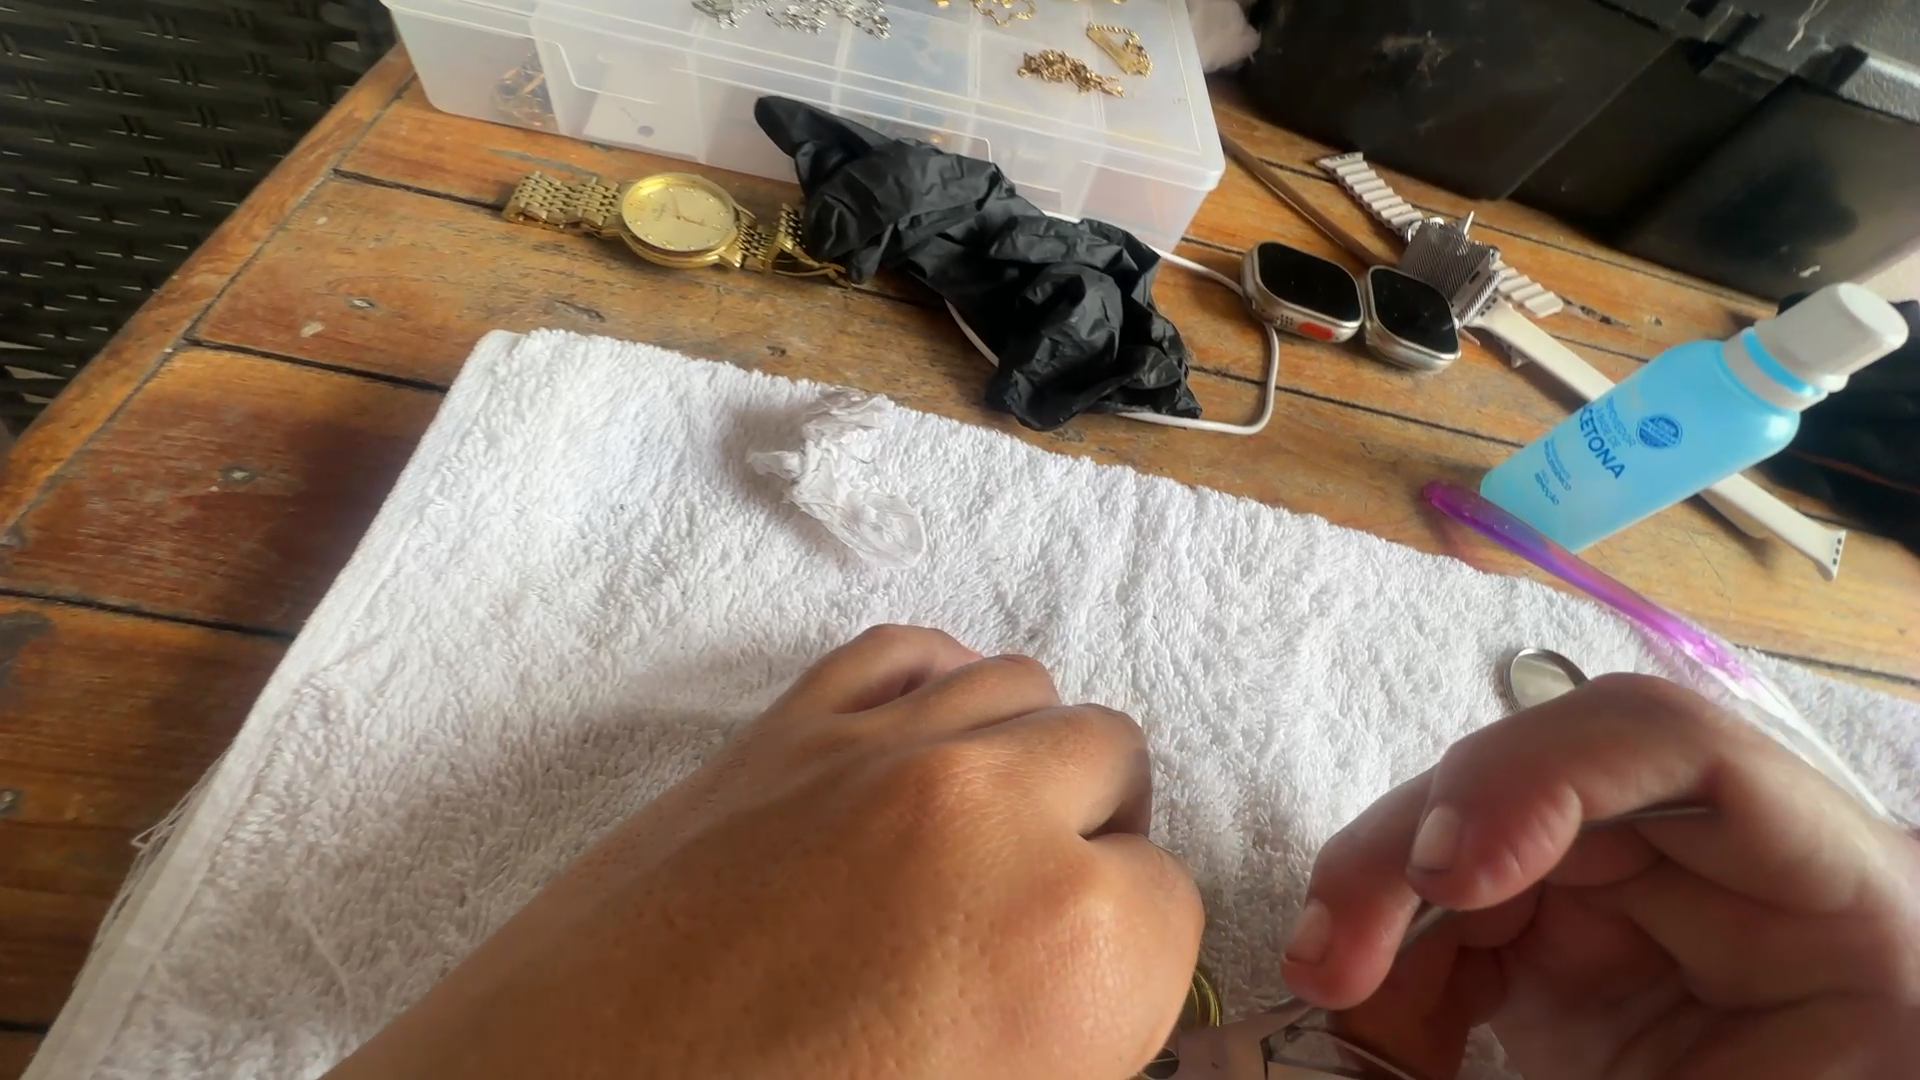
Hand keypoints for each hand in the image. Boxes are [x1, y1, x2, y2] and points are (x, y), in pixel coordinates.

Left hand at [323, 625, 1202, 1079]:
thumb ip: (1086, 1031)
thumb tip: (1109, 978)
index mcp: (1070, 940)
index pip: (1174, 893)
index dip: (1140, 947)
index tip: (1096, 978)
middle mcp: (988, 808)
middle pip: (1110, 751)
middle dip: (1098, 825)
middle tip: (1046, 891)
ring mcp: (878, 745)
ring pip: (1022, 681)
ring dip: (1026, 746)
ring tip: (985, 813)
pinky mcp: (787, 722)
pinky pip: (905, 648)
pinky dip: (935, 681)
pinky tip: (922, 735)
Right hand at [1283, 673, 1919, 1079]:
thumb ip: (1579, 1056)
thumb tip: (1369, 1054)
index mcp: (1824, 887)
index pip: (1667, 745)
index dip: (1528, 777)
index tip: (1441, 875)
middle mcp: (1693, 854)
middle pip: (1503, 791)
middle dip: (1394, 868)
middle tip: (1326, 966)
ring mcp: (1606, 886)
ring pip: (1442, 843)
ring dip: (1369, 920)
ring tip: (1335, 1002)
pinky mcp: (1545, 928)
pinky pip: (1434, 913)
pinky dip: (1385, 962)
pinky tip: (1372, 1022)